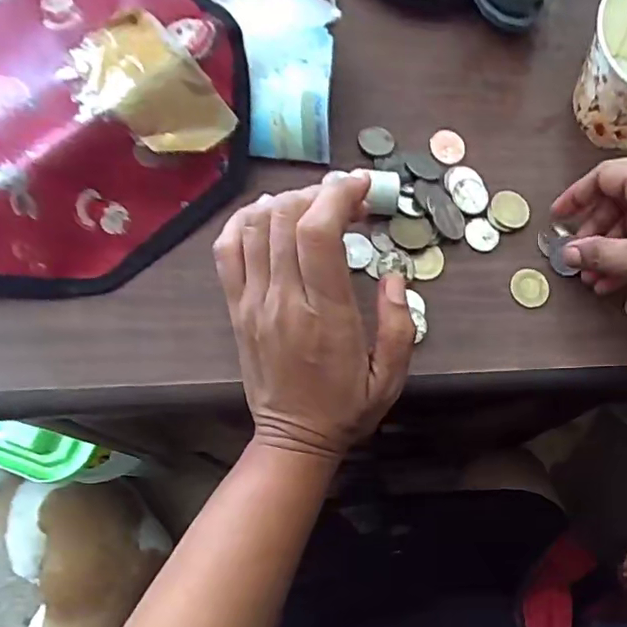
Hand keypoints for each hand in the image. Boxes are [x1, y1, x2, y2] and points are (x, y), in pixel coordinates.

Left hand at [213, 175, 415, 461]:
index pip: (318, 233)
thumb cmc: (347, 410)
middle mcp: (284, 302)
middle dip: (317, 193)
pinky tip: (268, 216)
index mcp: (325, 317)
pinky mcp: (237, 309)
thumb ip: (399, 326)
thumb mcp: (390, 378)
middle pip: (285, 218)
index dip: (338, 196)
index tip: (360, 188)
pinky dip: (244, 220)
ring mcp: (253, 303)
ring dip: (284, 201)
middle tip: (344, 199)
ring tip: (313, 206)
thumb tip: (395, 276)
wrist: (294, 439)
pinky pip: (227, 249)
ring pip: (254, 225)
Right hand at [551, 155, 626, 323]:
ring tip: (595, 280)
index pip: (605, 176)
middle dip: (596, 233)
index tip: (556, 220)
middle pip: (621, 199)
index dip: (576, 198)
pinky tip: (619, 283)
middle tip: (579, 260)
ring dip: (613, 250)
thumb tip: (568, 253)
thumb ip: (597, 253)